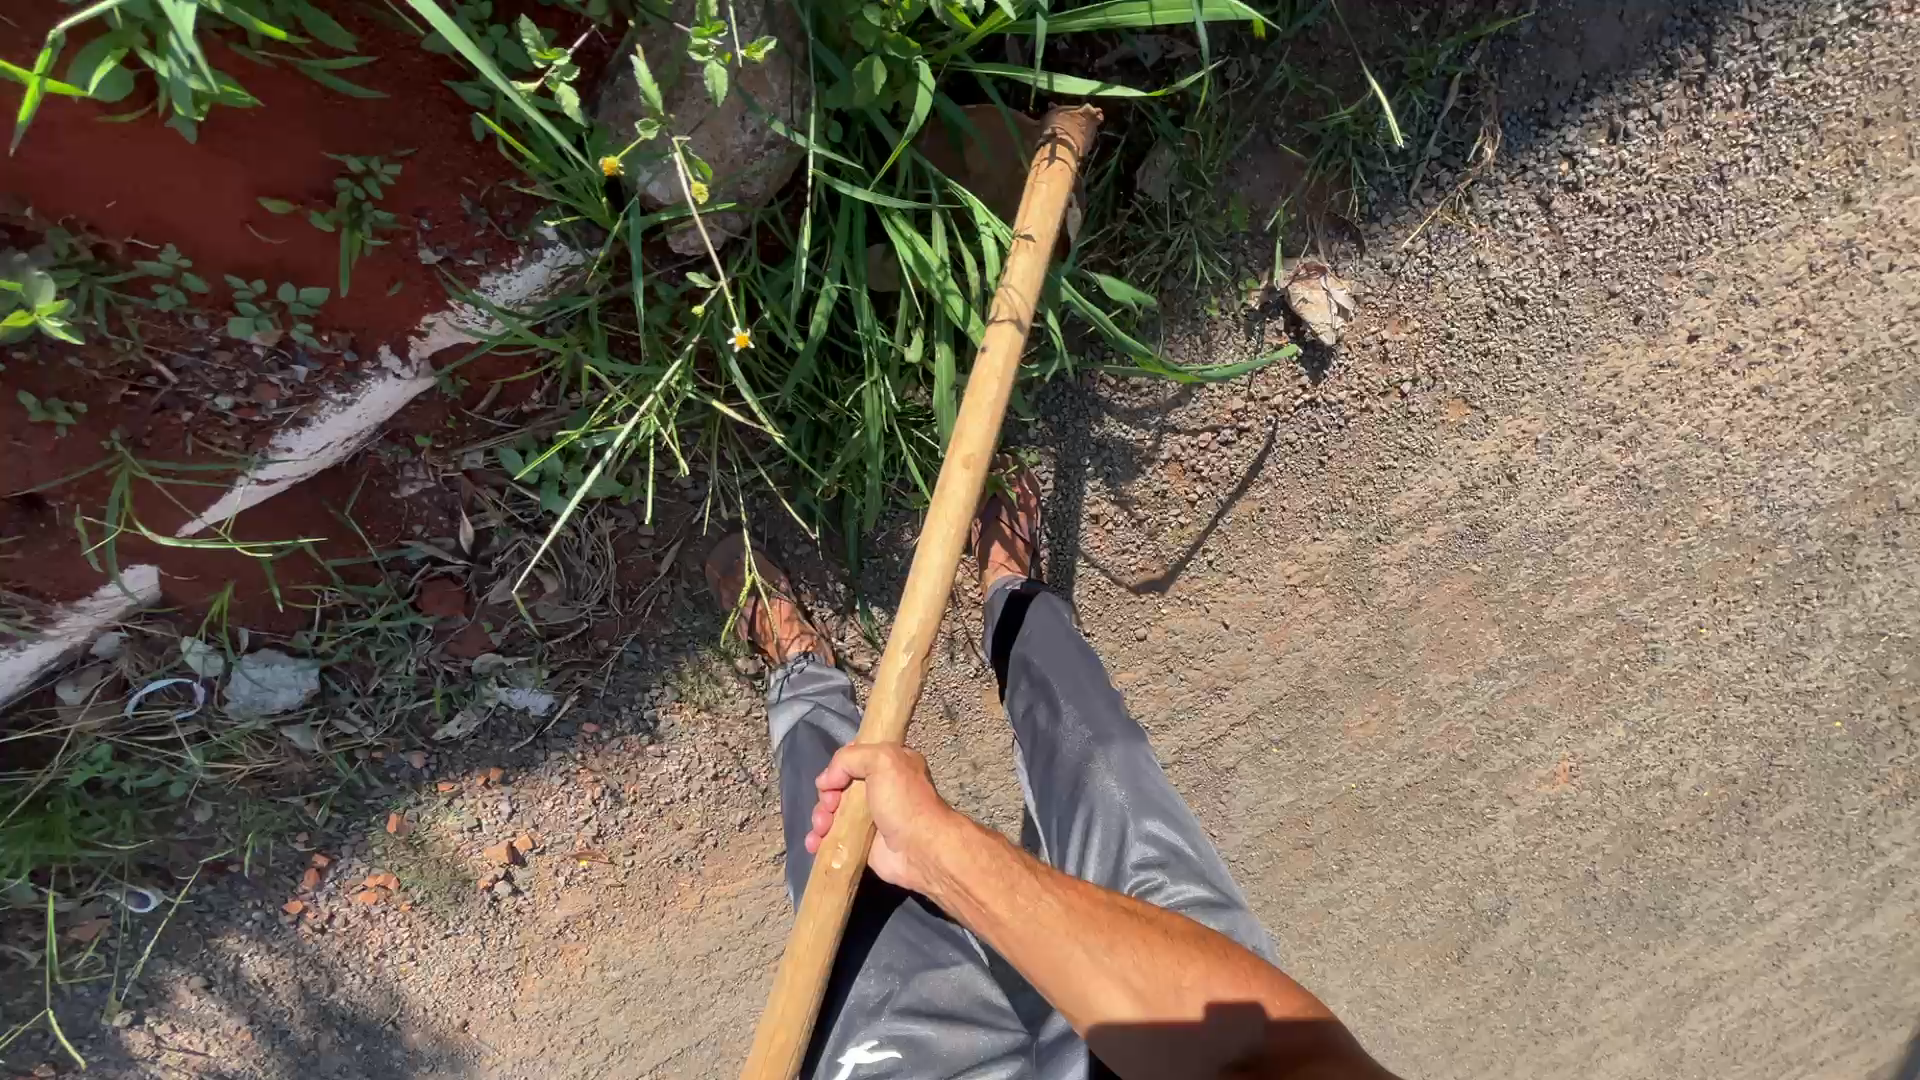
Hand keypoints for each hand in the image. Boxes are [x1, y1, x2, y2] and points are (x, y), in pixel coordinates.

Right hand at [805, 744, 967, 893]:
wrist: (920, 850)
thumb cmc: (904, 801)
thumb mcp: (882, 760)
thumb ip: (850, 758)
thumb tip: (825, 780)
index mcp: (890, 763)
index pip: (855, 756)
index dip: (839, 766)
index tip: (832, 779)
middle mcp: (880, 787)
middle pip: (839, 785)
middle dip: (827, 795)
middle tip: (829, 806)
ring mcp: (870, 816)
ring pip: (833, 811)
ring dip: (821, 818)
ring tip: (822, 829)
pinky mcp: (861, 841)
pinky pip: (833, 836)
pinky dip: (820, 838)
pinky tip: (815, 844)